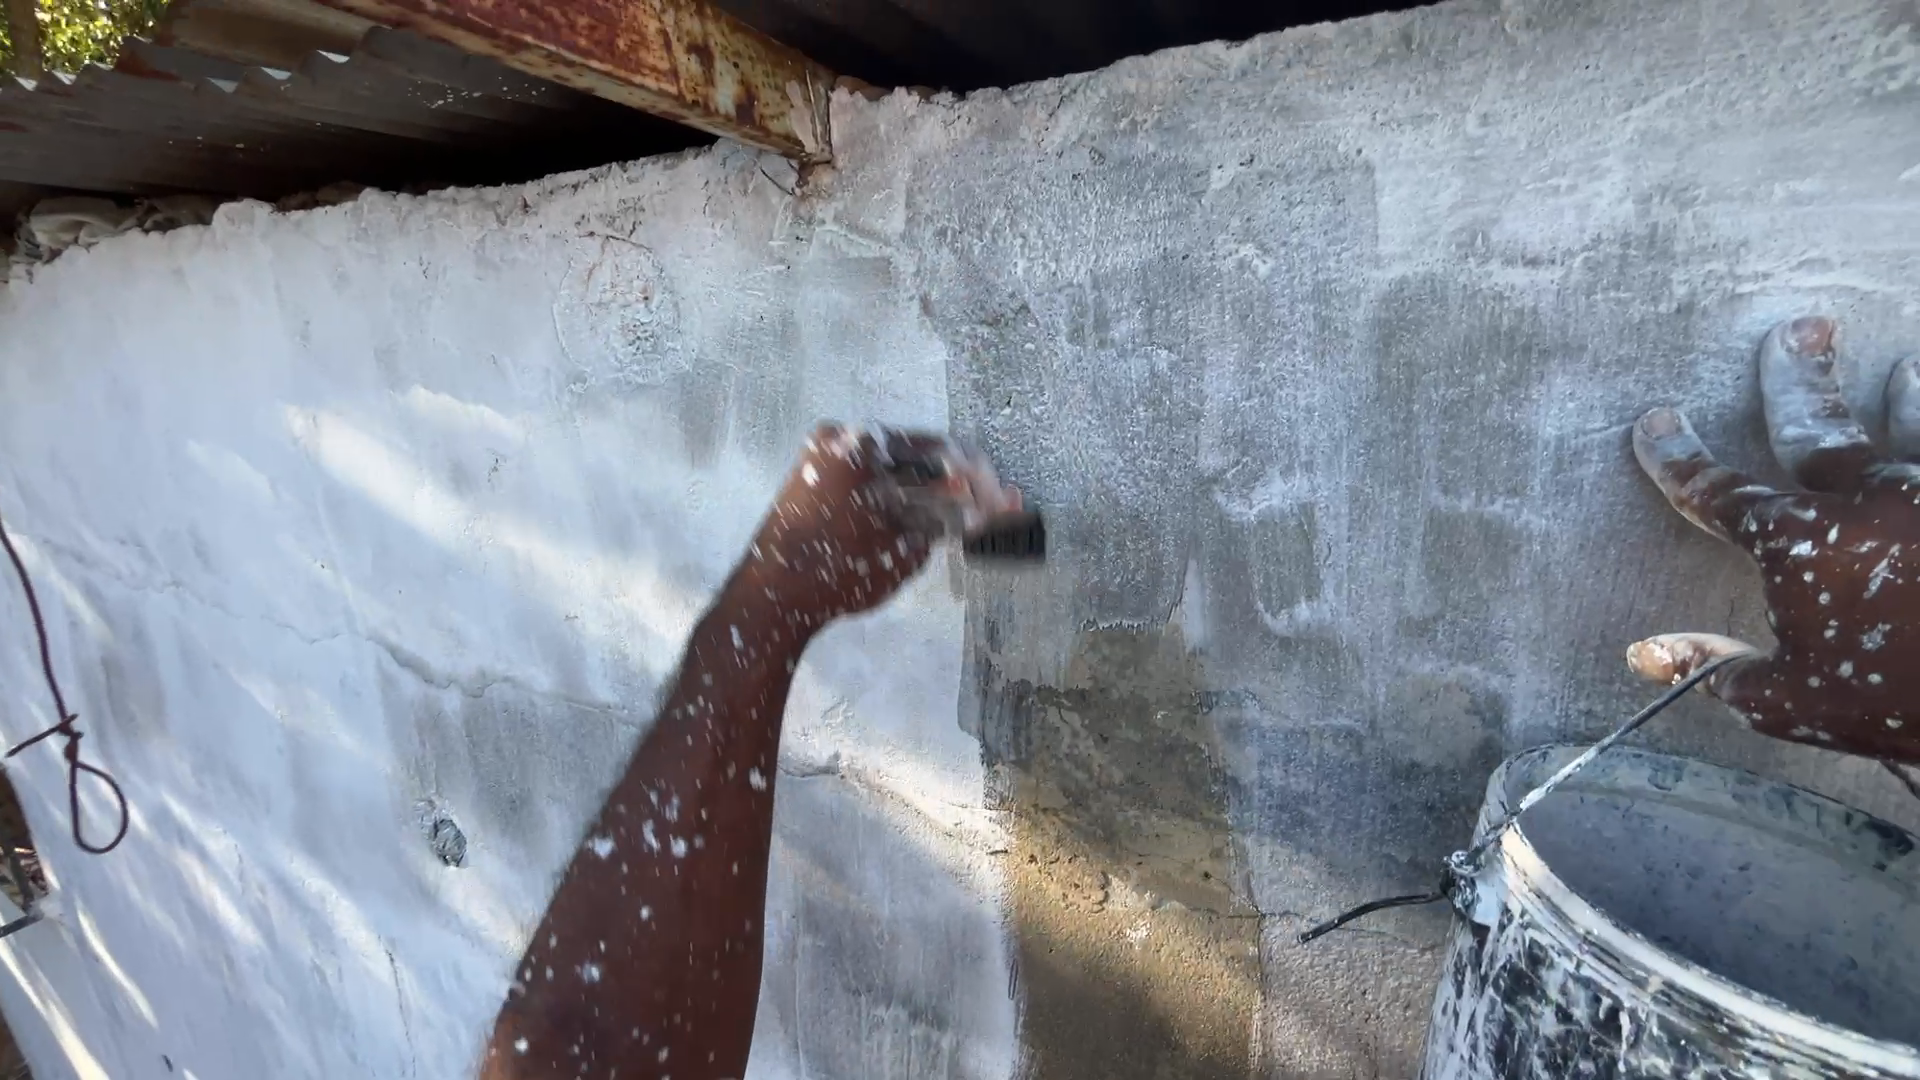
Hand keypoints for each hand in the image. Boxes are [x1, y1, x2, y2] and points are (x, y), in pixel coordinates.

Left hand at [739, 425, 1017, 628]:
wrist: (771, 600)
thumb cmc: (839, 572)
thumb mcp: (906, 547)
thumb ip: (950, 519)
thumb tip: (991, 507)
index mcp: (862, 444)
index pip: (939, 450)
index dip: (979, 478)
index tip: (1005, 500)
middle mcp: (841, 439)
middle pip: (918, 458)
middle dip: (962, 486)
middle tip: (996, 509)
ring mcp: (825, 459)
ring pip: (897, 472)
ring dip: (935, 494)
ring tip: (973, 518)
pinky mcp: (818, 483)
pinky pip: (872, 483)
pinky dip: (902, 501)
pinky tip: (933, 516)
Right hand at [1630, 317, 1919, 760]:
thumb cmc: (1911, 703)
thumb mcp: (1794, 704)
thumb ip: (1716, 669)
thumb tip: (1642, 653)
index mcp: (1800, 544)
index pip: (1715, 492)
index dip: (1677, 457)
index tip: (1655, 421)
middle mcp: (1873, 501)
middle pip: (1820, 429)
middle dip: (1798, 381)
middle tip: (1797, 330)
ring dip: (1913, 390)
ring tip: (1909, 362)